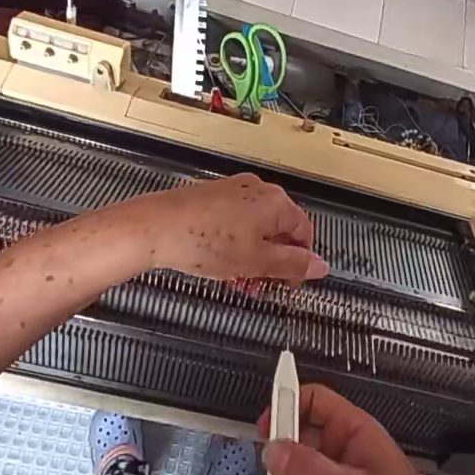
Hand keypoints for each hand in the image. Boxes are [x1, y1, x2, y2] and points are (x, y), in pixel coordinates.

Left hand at [104, 174, 328, 282]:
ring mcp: (230, 191)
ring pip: (254, 229)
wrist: (155, 228)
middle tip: (263, 285)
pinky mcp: (209, 198)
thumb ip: (292, 264)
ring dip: (253, 258)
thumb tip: (318, 265)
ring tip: (239, 280)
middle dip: (273, 262)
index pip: (304, 232)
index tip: (291, 282)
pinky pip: (233, 223)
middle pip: (278, 230)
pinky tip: (220, 265)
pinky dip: (234, 246)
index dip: (300, 262)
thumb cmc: (201, 238)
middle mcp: (255, 189)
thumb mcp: (257, 261)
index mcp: (275, 201)